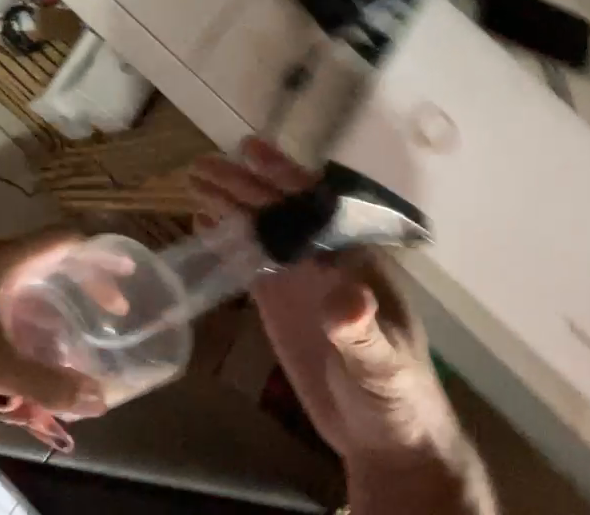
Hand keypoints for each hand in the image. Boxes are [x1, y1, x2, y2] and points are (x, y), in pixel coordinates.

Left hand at [0, 229, 106, 419]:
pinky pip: (20, 285)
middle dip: (88, 275)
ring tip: (92, 319)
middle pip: (54, 254)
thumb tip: (99, 398)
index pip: (63, 239)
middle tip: (119, 307)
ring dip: (65, 289)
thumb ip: (48, 384)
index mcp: (8, 261)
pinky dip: (44, 300)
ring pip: (36, 271)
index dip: (98, 250)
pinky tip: (50, 334)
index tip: (128, 269)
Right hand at [189, 140, 463, 473]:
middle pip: (279, 211)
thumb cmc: (395, 399)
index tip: (250, 149)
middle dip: (242, 186)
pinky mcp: (280, 300)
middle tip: (201, 167)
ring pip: (261, 228)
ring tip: (193, 182)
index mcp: (355, 260)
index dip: (282, 174)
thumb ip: (362, 334)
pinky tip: (202, 223)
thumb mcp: (381, 368)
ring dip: (229, 204)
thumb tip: (344, 299)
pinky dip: (226, 238)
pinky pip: (250, 258)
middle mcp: (324, 258)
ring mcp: (300, 277)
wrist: (386, 441)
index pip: (314, 205)